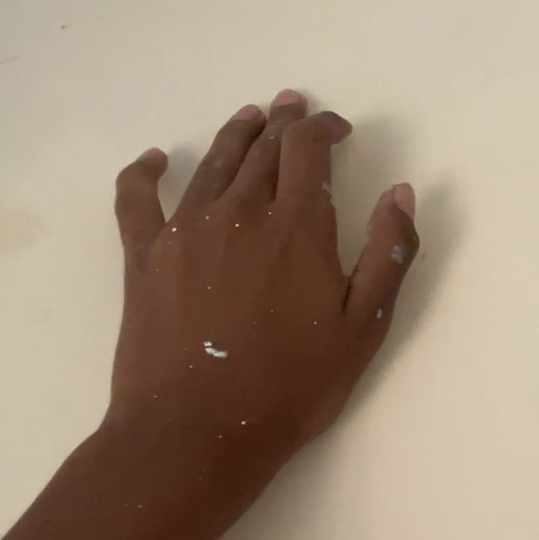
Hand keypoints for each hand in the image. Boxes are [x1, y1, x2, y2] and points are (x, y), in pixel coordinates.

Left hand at [104, 89, 418, 475]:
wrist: (195, 435)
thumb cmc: (292, 383)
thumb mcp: (365, 325)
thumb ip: (389, 253)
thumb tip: (401, 192)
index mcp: (297, 226)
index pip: (308, 149)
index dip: (324, 129)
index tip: (338, 130)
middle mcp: (240, 212)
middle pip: (262, 147)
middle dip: (284, 122)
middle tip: (294, 104)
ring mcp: (185, 231)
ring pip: (213, 162)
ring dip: (236, 133)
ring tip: (250, 115)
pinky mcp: (143, 257)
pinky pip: (137, 198)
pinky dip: (145, 172)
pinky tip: (155, 159)